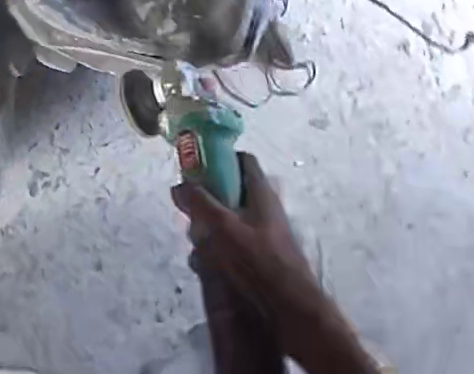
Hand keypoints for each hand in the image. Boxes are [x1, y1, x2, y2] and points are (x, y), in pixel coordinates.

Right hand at [174, 154, 379, 373]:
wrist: (295, 315)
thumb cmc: (260, 262)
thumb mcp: (223, 227)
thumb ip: (199, 203)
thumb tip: (179, 186)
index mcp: (261, 193)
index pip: (242, 159)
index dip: (219, 158)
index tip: (197, 168)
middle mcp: (265, 209)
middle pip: (230, 191)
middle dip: (206, 200)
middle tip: (191, 212)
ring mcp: (265, 235)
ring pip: (229, 219)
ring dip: (209, 228)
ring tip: (196, 244)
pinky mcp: (262, 258)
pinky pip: (233, 244)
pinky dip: (218, 250)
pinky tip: (205, 265)